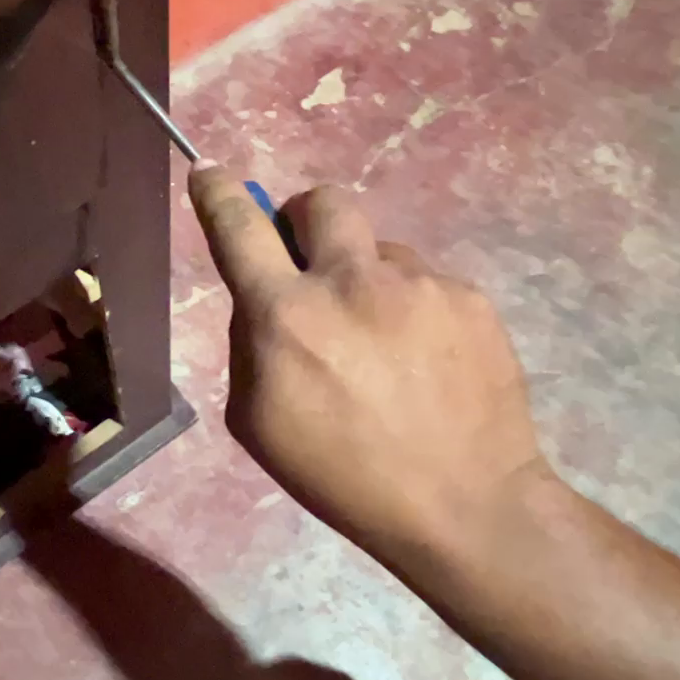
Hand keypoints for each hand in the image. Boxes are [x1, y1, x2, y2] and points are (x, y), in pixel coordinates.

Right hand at [187, 164, 549, 567]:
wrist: (464, 505)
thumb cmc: (342, 477)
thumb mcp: (258, 423)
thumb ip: (250, 345)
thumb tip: (265, 299)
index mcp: (287, 317)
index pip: (239, 229)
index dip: (218, 195)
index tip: (209, 174)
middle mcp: (352, 282)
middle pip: (321, 202)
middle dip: (303, 220)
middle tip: (310, 265)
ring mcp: (419, 283)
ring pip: (378, 251)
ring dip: (365, 281)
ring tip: (385, 347)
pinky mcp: (470, 297)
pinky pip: (424, 283)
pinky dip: (411, 310)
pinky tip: (426, 362)